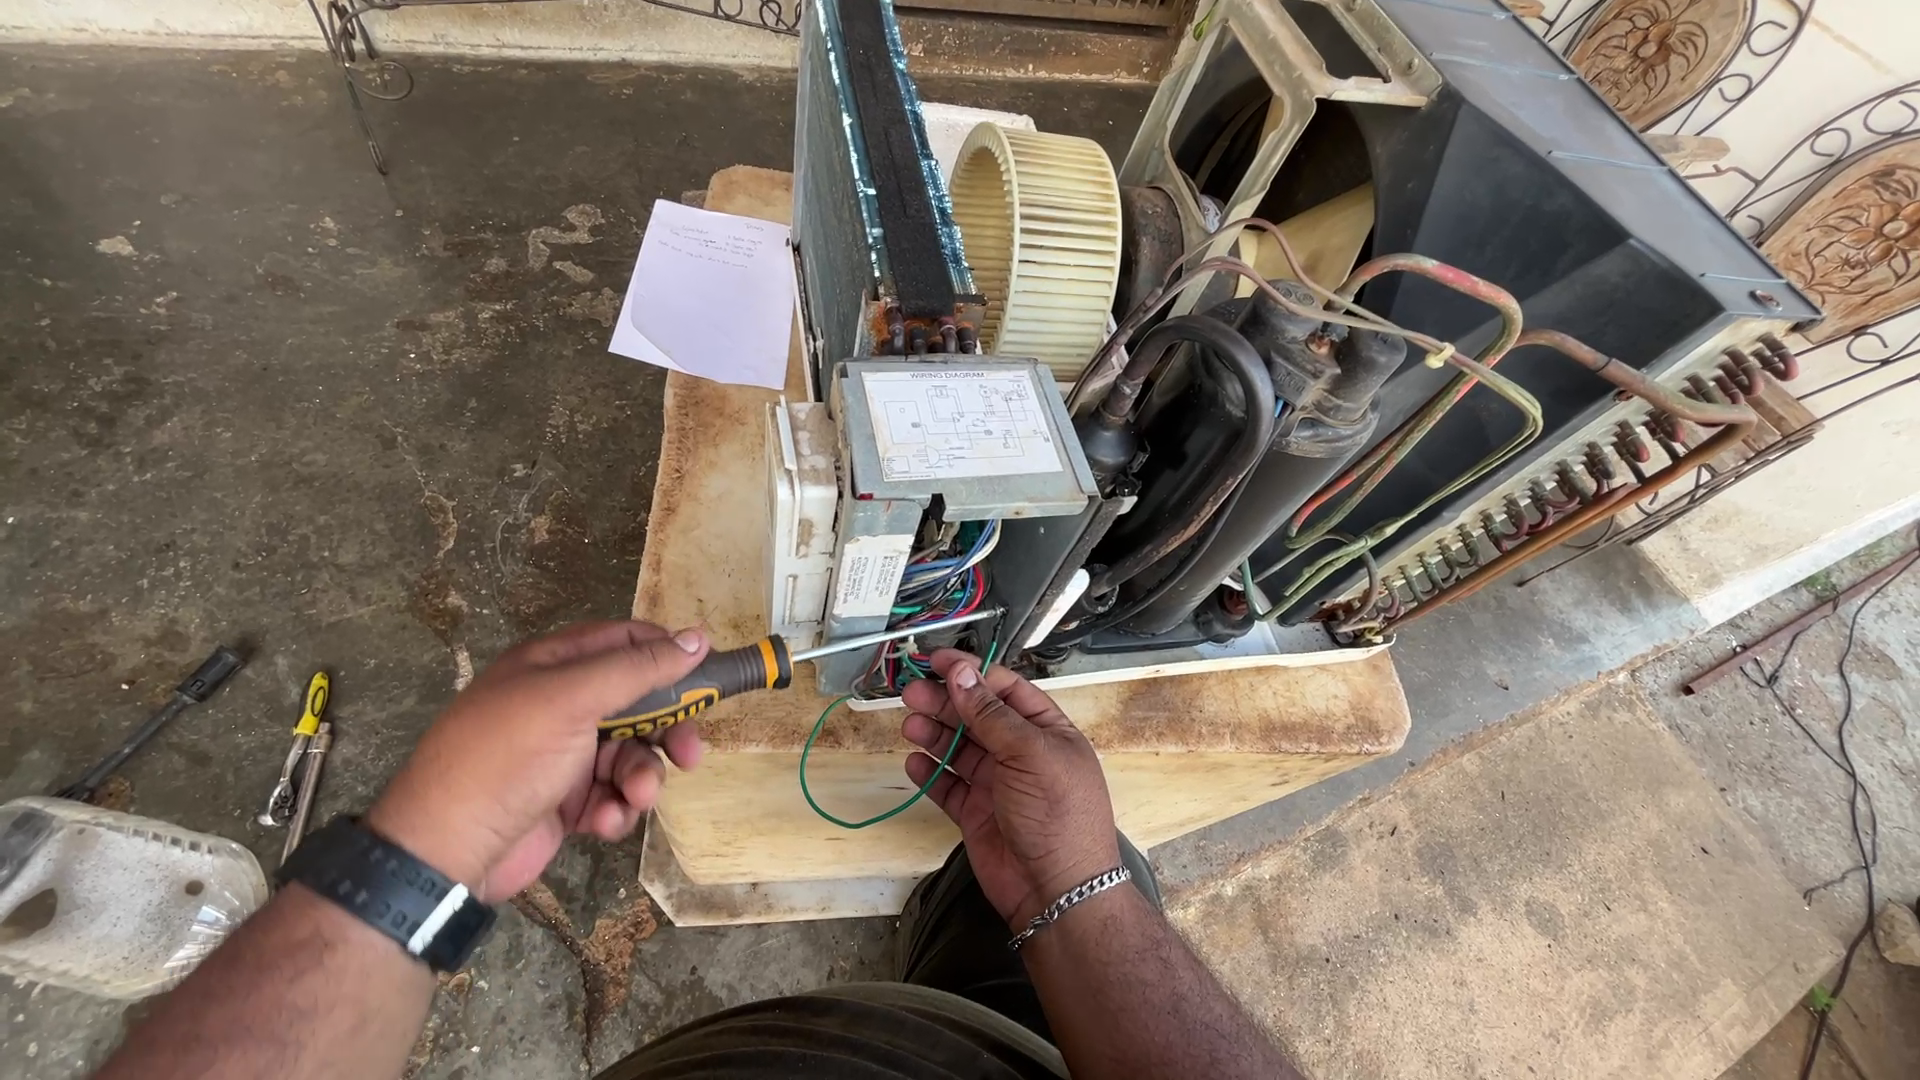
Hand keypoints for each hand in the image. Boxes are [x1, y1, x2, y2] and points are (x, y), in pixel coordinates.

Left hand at [366, 621, 710, 902]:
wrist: (444, 854)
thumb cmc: (507, 759)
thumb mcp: (572, 700)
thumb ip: (638, 668)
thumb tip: (698, 637)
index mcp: (553, 667)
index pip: (624, 642)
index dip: (666, 653)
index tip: (706, 671)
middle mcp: (561, 704)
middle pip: (638, 702)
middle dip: (667, 729)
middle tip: (691, 752)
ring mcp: (564, 754)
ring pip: (631, 753)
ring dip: (641, 776)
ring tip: (635, 798)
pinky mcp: (567, 800)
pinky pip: (612, 793)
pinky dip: (616, 807)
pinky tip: (604, 822)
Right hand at [900, 649, 1120, 928]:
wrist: (1058, 891)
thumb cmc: (1056, 811)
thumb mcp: (1029, 753)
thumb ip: (990, 714)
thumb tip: (961, 672)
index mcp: (1044, 729)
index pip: (1003, 688)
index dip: (970, 672)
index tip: (936, 661)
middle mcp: (1020, 751)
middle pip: (975, 715)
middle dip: (945, 702)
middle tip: (911, 693)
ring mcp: (997, 783)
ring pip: (958, 748)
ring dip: (934, 733)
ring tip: (910, 725)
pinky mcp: (976, 813)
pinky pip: (948, 785)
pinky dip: (931, 773)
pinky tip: (915, 763)